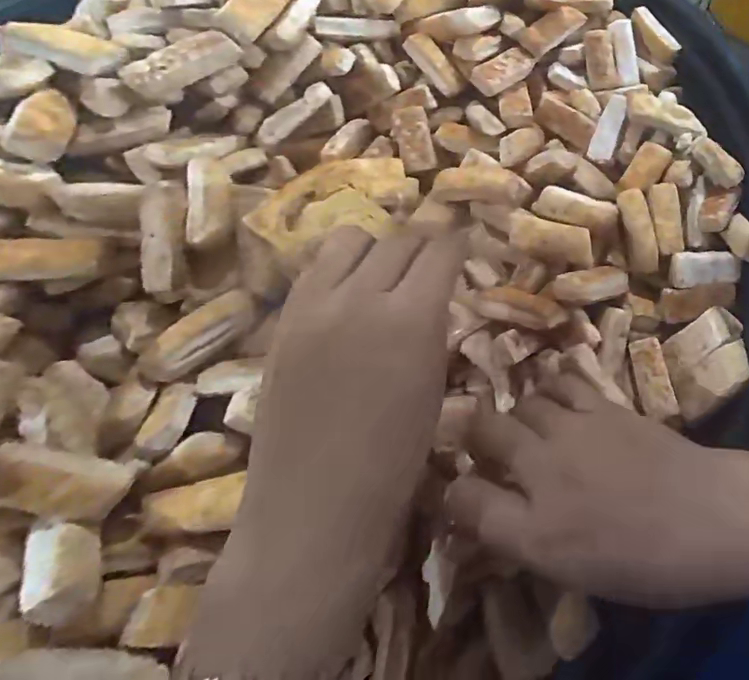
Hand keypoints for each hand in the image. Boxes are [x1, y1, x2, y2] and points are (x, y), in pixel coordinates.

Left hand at [185, 227, 466, 678]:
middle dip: (424, 245)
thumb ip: (433, 327)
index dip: (457, 242)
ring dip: (376, 248)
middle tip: (431, 263)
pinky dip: (338, 267)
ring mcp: (314, 306)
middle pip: (401, 238)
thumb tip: (434, 292)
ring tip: (383, 274)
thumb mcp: (433, 384)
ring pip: (352, 239)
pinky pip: (315, 268)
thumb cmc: (393, 462)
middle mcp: (362, 297)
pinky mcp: (284, 321)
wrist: (313, 510)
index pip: (441, 248)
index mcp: (412, 318)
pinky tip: (347, 293)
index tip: (464, 245)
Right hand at [445, 375, 748, 607]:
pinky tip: (557, 394)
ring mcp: (572, 431)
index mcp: (533, 531)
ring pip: (521, 402)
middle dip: (477, 437)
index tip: (460, 492)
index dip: (454, 493)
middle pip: (485, 432)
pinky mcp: (602, 404)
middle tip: (488, 447)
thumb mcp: (576, 572)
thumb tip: (498, 516)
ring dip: (518, 413)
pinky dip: (551, 385)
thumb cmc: (649, 565)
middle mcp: (542, 473)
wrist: (710, 517)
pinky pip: (561, 380)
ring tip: (528, 424)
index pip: (463, 499)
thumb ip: (528, 539)